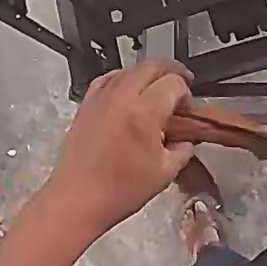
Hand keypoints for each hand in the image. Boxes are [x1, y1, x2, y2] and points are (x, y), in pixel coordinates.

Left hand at [39, 62, 196, 236]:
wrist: (79, 199)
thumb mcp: (165, 172)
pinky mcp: (86, 106)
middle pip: (151, 67)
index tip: (187, 107)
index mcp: (144, 112)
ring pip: (128, 70)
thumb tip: (185, 139)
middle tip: (179, 87)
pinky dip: (121, 80)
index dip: (186, 93)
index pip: (173, 83)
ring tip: (156, 90)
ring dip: (146, 75)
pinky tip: (127, 92)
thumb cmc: (120, 190)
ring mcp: (100, 99)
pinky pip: (106, 81)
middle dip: (170, 73)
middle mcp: (121, 98)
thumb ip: (182, 149)